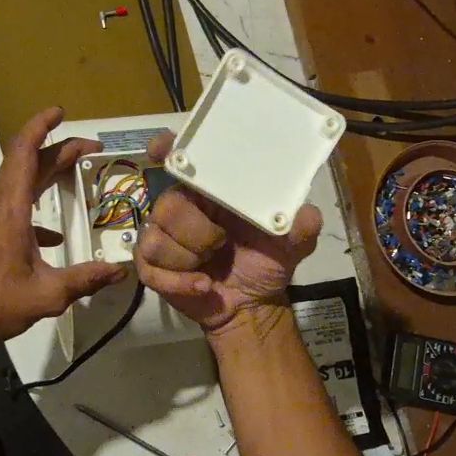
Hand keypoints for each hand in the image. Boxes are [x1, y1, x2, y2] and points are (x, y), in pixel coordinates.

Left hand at [0, 108, 125, 351]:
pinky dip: (27, 208)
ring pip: (12, 182)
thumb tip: (120, 271)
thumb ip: (86, 279)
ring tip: (72, 183)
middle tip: (91, 151)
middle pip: (25, 164)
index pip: (25, 150)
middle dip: (58, 154)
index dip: (42, 126)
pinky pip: (1, 204)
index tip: (60, 112)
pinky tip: (47, 236)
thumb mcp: (47, 294)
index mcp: (7, 206)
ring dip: (42, 179)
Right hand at [133, 131, 321, 338]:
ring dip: (187, 257)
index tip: (161, 150)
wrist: (252, 305)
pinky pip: (148, 268)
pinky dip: (178, 281)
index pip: (180, 160)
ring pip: (154, 238)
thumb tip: (307, 214)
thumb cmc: (265, 262)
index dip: (167, 150)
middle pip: (167, 204)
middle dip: (195, 231)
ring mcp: (164, 238)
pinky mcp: (153, 268)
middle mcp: (183, 209)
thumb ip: (302, 227)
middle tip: (220, 243)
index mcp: (210, 192)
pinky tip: (202, 285)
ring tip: (210, 266)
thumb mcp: (292, 244)